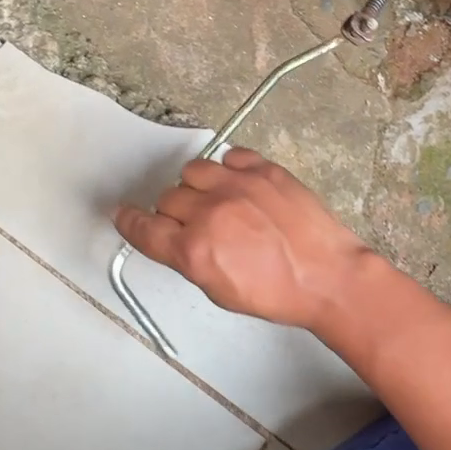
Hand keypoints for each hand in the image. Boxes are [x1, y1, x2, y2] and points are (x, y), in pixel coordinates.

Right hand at [114, 147, 375, 329]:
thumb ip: (191, 259)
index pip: (144, 228)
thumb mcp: (220, 291)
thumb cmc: (277, 293)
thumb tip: (178, 238)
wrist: (326, 275)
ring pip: (193, 171)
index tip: (124, 215)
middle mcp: (209, 213)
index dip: (130, 222)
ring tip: (217, 200)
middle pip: (168, 199)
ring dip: (198, 186)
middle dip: (175, 212)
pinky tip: (241, 185)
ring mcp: (237, 186)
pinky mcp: (263, 169)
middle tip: (196, 224)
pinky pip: (229, 156)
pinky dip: (230, 168)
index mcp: (194, 251)